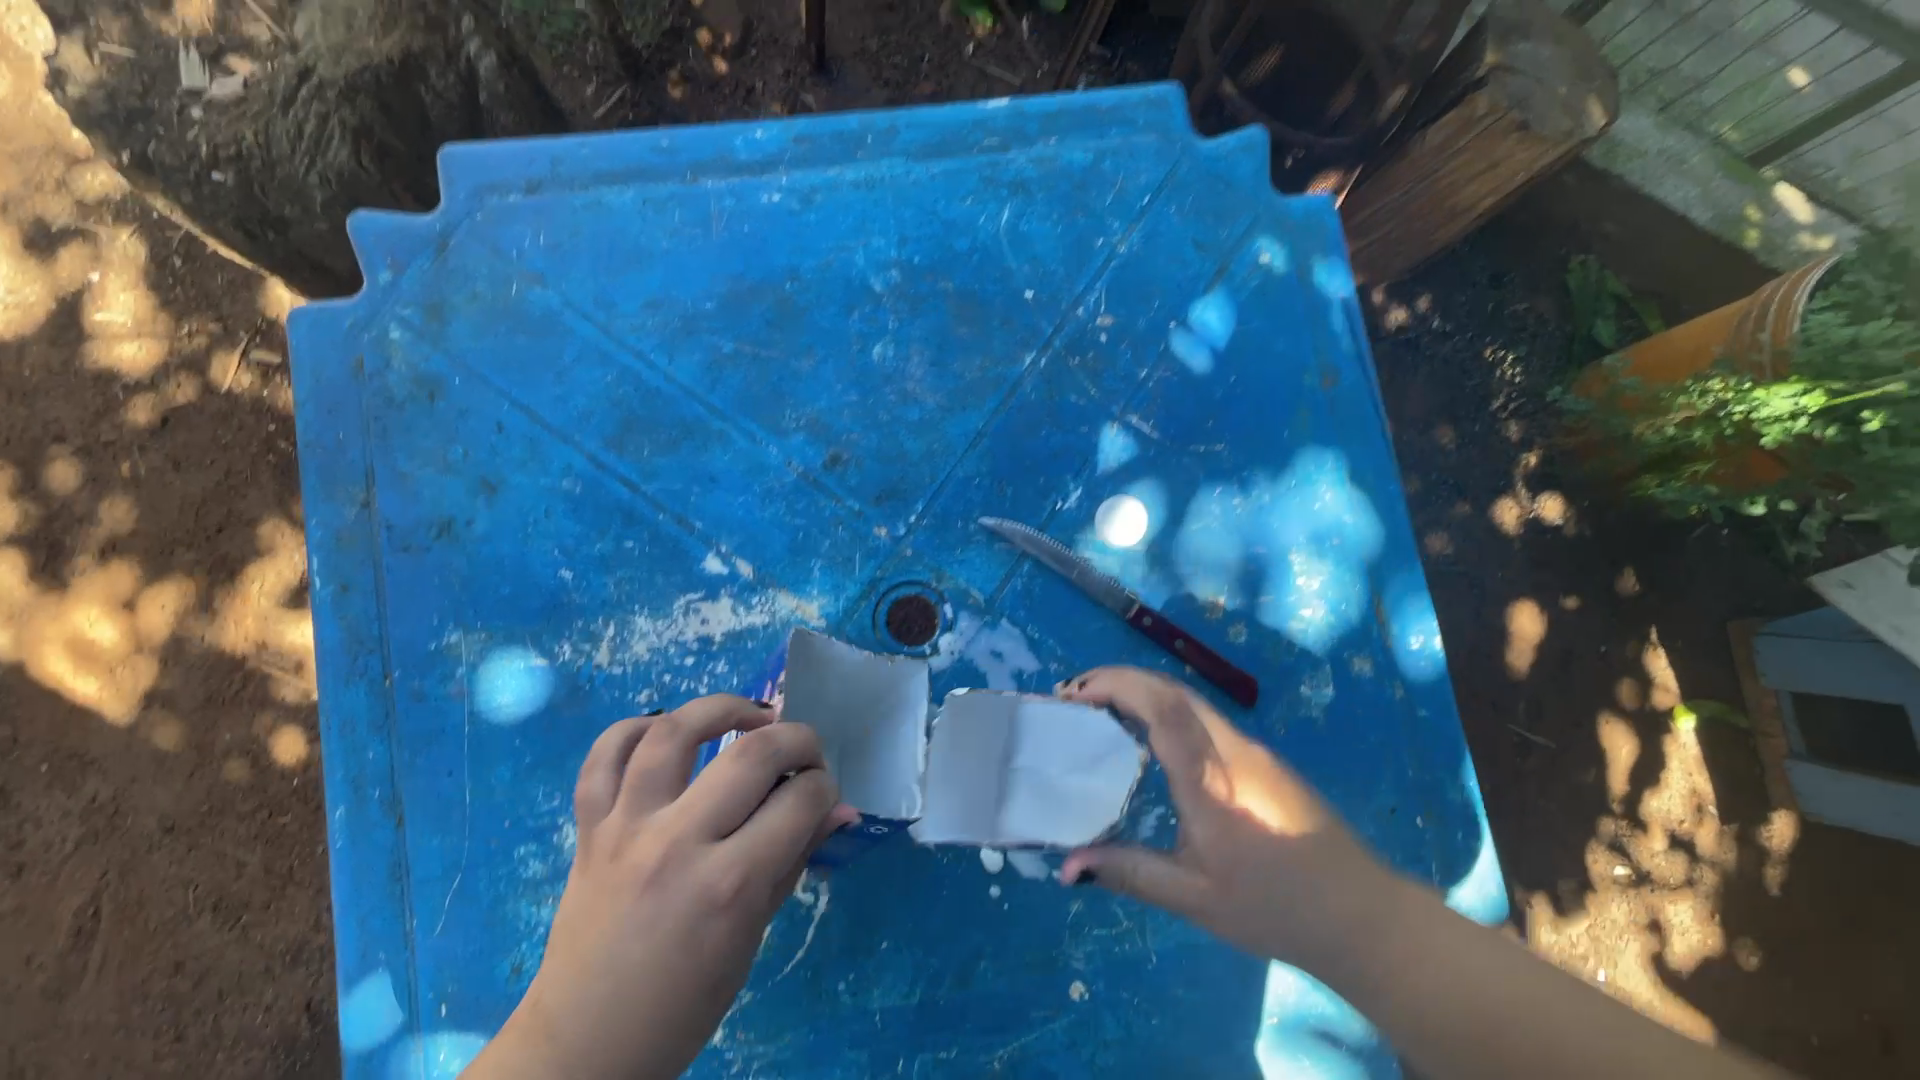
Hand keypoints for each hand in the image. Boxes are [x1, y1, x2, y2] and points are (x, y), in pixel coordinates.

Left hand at [474, 696, 858, 1079]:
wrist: (588, 1042)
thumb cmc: (685, 1004)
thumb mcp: (753, 936)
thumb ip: (795, 860)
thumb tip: (841, 810)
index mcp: (730, 885)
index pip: (799, 802)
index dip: (825, 786)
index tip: (825, 792)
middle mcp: (678, 844)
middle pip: (750, 755)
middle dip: (796, 739)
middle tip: (805, 752)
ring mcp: (626, 831)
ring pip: (672, 735)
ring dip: (720, 709)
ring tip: (749, 716)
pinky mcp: (588, 830)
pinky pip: (603, 757)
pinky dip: (635, 729)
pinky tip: (669, 730)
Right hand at [1055, 667, 1390, 967]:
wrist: (1360, 914)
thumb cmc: (1275, 907)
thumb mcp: (1195, 897)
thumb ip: (1129, 873)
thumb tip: (1065, 868)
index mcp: (1211, 778)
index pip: (1159, 706)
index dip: (1114, 686)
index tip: (1072, 694)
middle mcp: (1232, 749)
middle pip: (1173, 689)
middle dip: (1120, 680)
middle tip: (1075, 697)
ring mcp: (1253, 750)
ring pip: (1191, 699)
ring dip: (1144, 692)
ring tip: (1101, 713)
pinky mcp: (1264, 760)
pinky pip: (1205, 717)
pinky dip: (1166, 709)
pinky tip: (1149, 740)